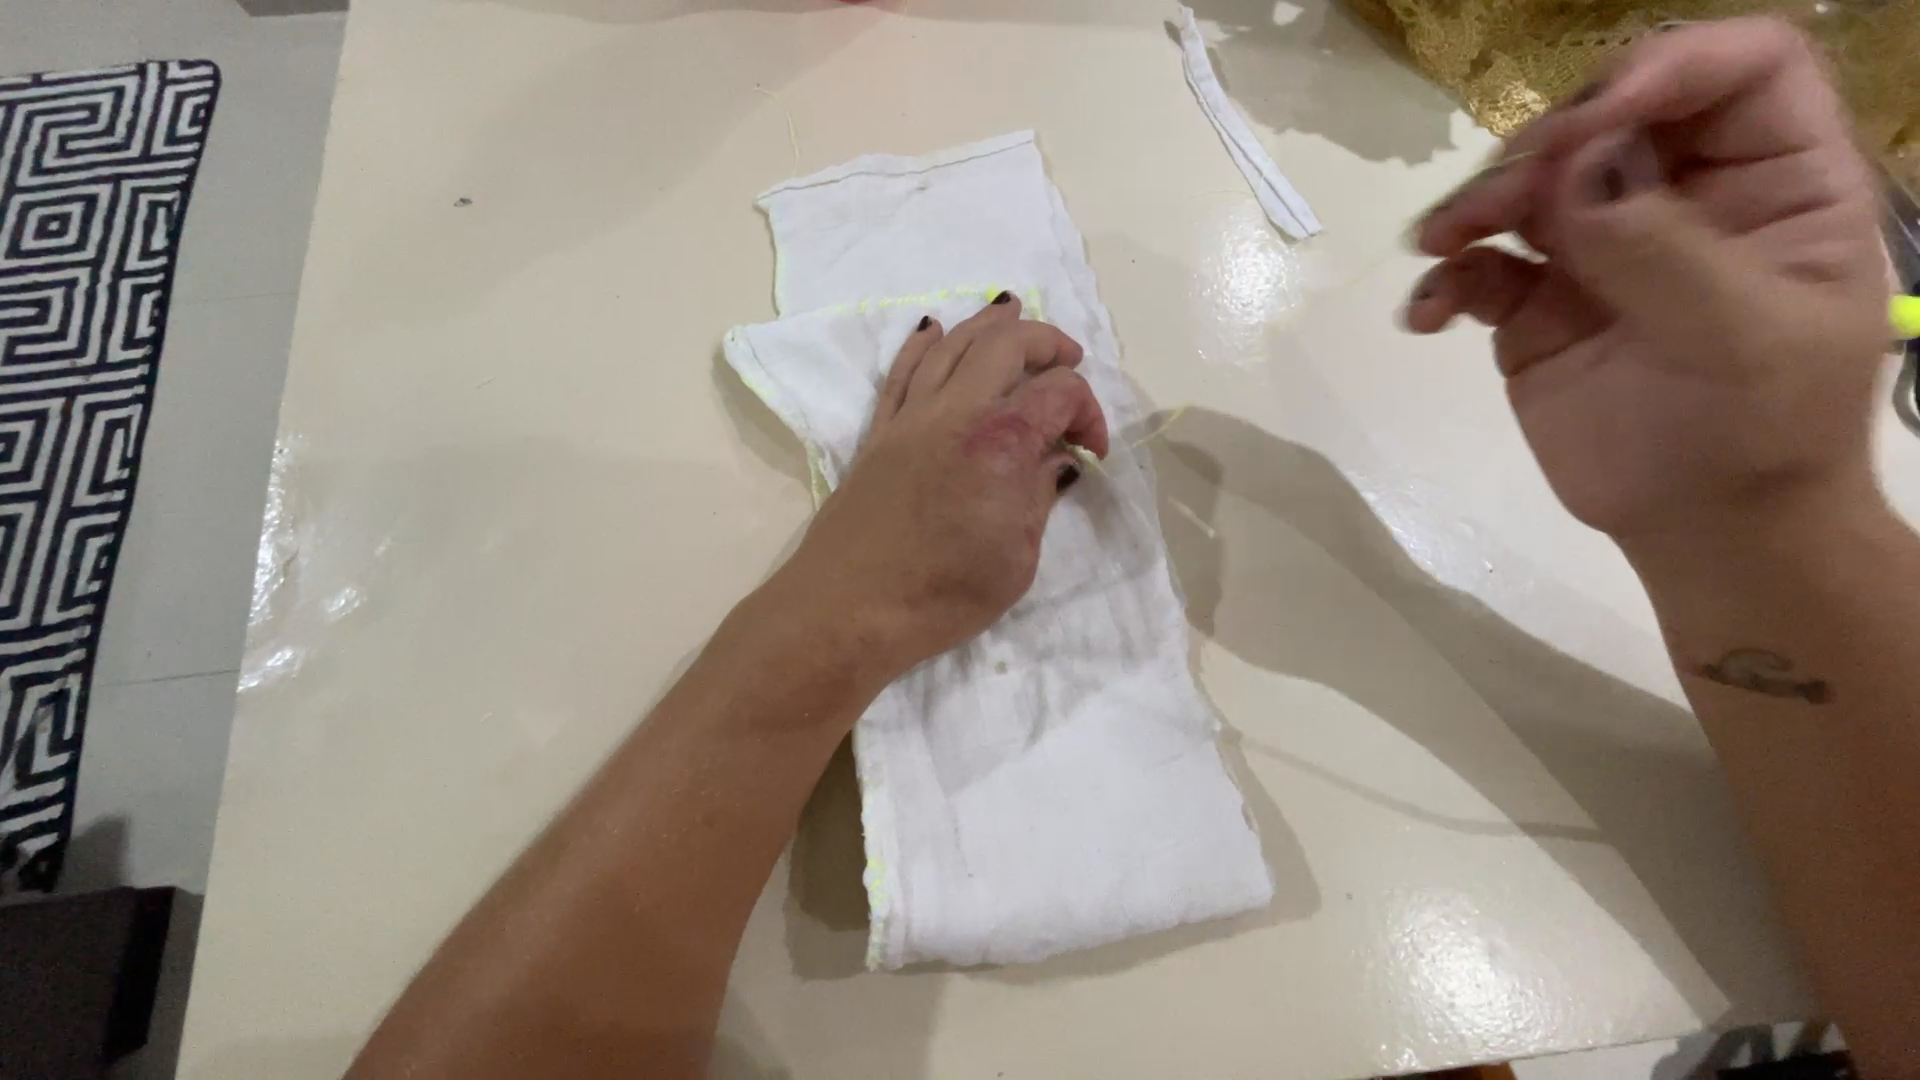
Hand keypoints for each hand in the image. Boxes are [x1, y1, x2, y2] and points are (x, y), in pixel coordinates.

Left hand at [768, 294, 1109, 685]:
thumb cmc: (942, 596)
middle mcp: (956, 414)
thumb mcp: (1017, 559)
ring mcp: (911, 420)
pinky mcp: (878, 435)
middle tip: (1069, 361)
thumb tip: (1056, 463)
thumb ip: (1039, 498)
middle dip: (1047, 343)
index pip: (1058, 393)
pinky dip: (922, 345)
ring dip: (988, 326)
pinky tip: (933, 331)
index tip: (1092, 453)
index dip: (1089, 414)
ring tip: (1013, 316)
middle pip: (1006, 345)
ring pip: (952, 346)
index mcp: (1001, 443)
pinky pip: (901, 373)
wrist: (848, 609)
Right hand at [1405, 17, 1891, 555]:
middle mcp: (1680, 202)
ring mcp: (1596, 256)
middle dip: (1536, 154)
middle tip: (1490, 207)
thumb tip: (1577, 162)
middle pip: (1602, 127)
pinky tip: (1426, 315)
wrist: (1695, 524)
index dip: (1660, 73)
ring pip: (1524, 193)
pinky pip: (1477, 273)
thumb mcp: (1737, 336)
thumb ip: (1661, 246)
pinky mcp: (1532, 309)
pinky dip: (1442, 285)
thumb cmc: (1751, 430)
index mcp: (1774, 184)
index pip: (1734, 74)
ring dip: (1471, 210)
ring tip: (1436, 249)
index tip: (1582, 131)